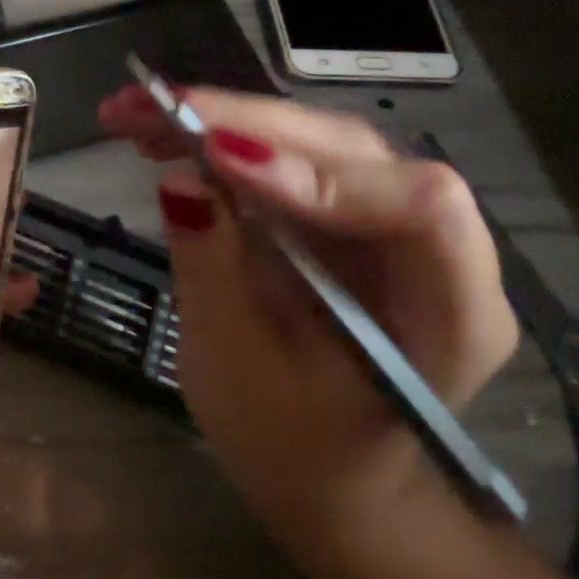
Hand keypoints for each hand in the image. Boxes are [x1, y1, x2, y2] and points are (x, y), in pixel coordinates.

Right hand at [99, 87, 552, 578]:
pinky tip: (160, 135)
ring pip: (314, 142)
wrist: (325, 472)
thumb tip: (179, 182)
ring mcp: (381, 225)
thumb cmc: (291, 442)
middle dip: (244, 122)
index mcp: (447, 312)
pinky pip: (283, 159)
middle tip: (144, 106)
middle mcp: (430, 251)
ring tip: (132, 113)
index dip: (318, 173)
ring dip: (222, 118)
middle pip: (354, 154)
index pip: (416, 209)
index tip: (215, 157)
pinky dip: (219, 138)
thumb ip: (214, 273)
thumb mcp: (237, 366)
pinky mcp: (335, 216)